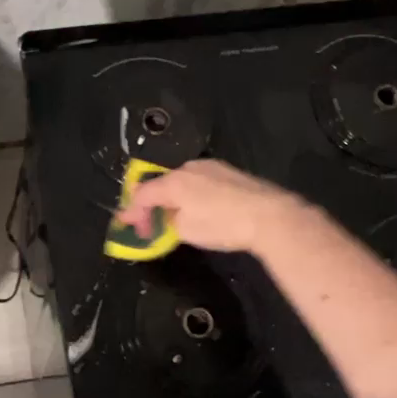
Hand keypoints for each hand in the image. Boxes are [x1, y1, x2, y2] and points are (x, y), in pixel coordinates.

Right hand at [118, 159, 310, 252]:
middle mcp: (190, 168)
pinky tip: (198, 209)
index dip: (132, 211)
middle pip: (162, 184)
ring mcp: (212, 167)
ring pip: (182, 182)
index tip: (126, 226)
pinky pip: (200, 182)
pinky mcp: (230, 172)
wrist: (269, 215)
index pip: (143, 193)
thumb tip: (167, 218)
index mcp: (174, 181)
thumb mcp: (186, 231)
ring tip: (173, 217)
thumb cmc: (223, 224)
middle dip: (152, 204)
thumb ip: (168, 222)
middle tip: (148, 223)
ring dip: (173, 199)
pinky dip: (191, 195)